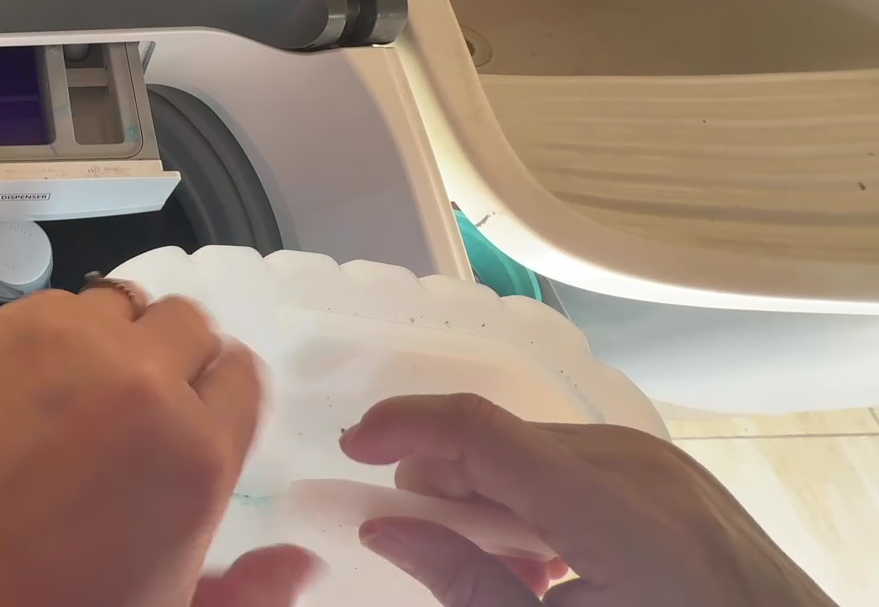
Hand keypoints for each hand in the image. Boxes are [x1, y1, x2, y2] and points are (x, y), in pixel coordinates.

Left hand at [0, 285, 315, 606]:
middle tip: (141, 391)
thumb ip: (247, 589)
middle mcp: (147, 379)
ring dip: (124, 333)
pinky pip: (72, 301)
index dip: (221, 389)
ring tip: (91, 378)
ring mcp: (78, 337)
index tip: (199, 403)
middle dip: (177, 354)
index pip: (244, 375)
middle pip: (192, 323)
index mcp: (197, 454)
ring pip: (131, 301)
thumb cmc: (43, 597)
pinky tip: (43, 374)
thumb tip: (305, 558)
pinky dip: (70, 328)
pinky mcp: (20, 316)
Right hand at [340, 394, 836, 605]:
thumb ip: (466, 587)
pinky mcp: (663, 463)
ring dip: (481, 488)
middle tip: (428, 539)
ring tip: (503, 562)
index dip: (401, 425)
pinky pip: (557, 455)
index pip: (478, 429)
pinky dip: (524, 491)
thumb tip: (381, 528)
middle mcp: (637, 464)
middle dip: (438, 478)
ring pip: (517, 443)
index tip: (350, 450)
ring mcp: (657, 459)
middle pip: (491, 436)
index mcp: (622, 517)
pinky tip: (544, 551)